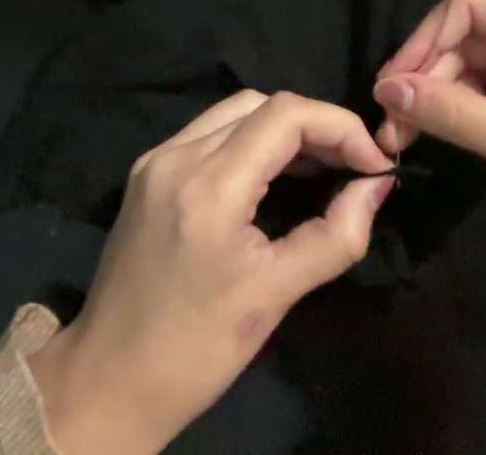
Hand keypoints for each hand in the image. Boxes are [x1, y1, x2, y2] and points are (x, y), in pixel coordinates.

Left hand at [27, 91, 394, 453]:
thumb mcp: (276, 294)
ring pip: (233, 112)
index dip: (340, 126)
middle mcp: (176, 156)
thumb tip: (376, 186)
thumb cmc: (197, 348)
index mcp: (209, 185)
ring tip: (320, 170)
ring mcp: (155, 161)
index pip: (286, 115)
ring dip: (281, 131)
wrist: (110, 380)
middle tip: (350, 167)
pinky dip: (248, 142)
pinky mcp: (146, 174)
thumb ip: (336, 235)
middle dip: (315, 126)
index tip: (374, 163)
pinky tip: (270, 177)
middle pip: (260, 104)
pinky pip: (207, 134)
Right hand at [373, 0, 485, 280]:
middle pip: (466, 38)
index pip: (470, 5)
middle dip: (427, 80)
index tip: (391, 89)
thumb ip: (458, 115)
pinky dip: (467, 119)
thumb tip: (385, 91)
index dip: (424, 41)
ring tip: (411, 143)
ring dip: (440, 103)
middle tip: (392, 131)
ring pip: (470, 68)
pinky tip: (468, 150)